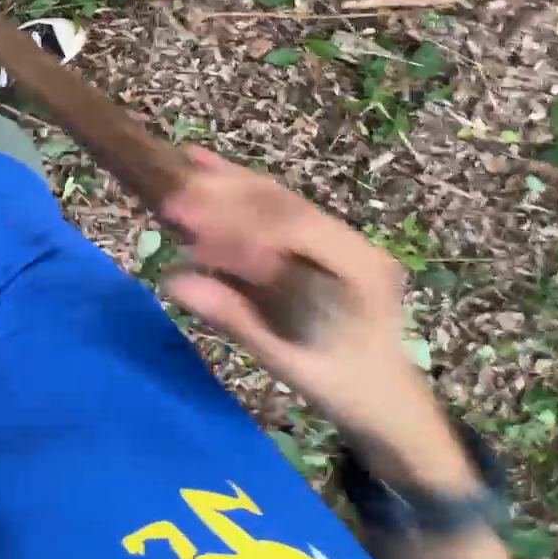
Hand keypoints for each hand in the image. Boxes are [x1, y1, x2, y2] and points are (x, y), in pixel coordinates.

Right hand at [161, 147, 476, 491]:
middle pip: (279, 204)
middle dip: (222, 200)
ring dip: (221, 187)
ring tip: (174, 178)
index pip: (295, 229)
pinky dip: (232, 185)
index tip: (191, 243)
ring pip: (272, 197)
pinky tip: (197, 159)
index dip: (238, 229)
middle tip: (171, 201)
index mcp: (361, 268)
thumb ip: (236, 317)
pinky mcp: (313, 235)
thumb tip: (173, 283)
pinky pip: (270, 204)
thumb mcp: (290, 360)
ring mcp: (333, 234)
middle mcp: (350, 239)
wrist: (386, 399)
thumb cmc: (344, 386)